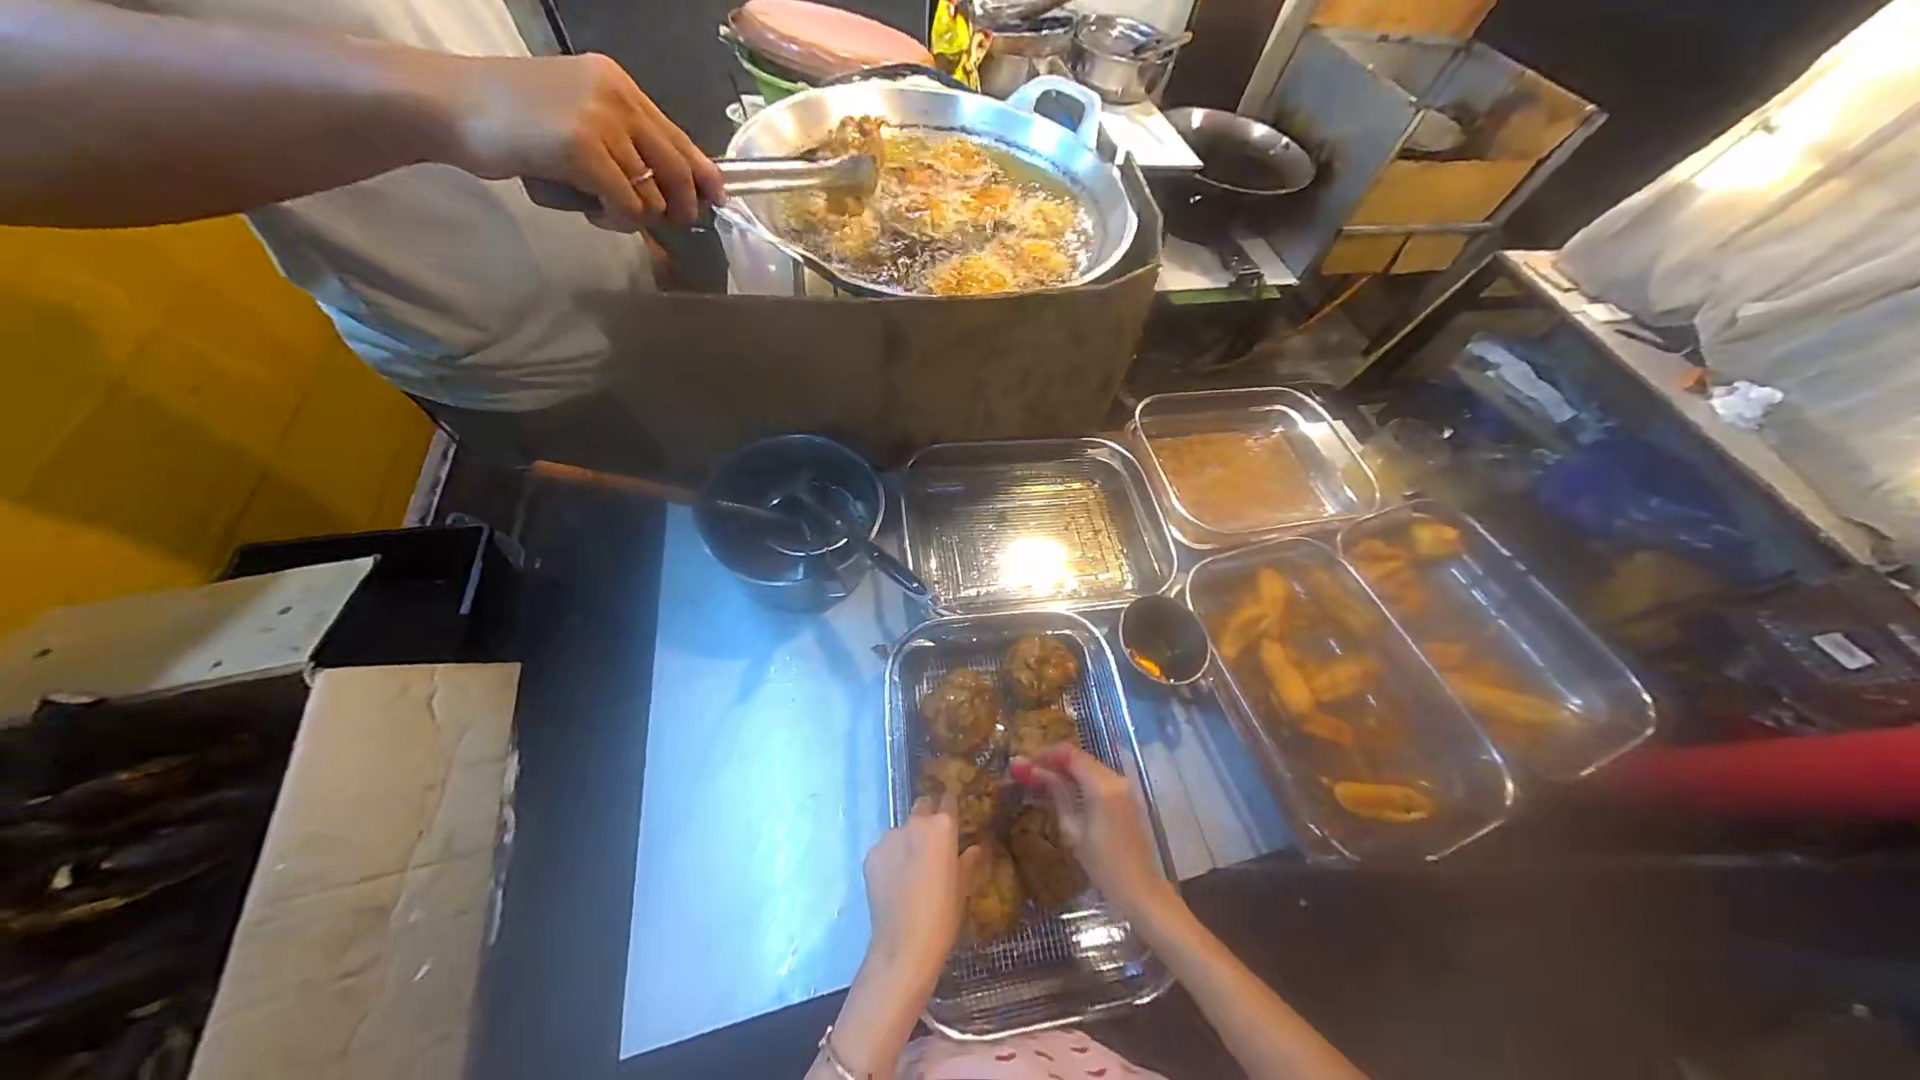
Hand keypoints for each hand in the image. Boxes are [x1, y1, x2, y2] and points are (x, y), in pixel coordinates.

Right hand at [441, 52, 724, 227]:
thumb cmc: (513, 121)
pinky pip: (629, 206)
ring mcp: (600, 120)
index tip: (717, 199)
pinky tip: (592, 211)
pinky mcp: (584, 149)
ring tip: (599, 206)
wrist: (449, 104)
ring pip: (653, 196)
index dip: (704, 175)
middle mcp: (617, 96)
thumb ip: (626, 144)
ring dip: (634, 216)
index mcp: (619, 85)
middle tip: (666, 222)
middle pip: (680, 171)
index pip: (681, 139)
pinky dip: (617, 220)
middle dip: (680, 207)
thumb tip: (675, 190)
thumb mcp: (580, 120)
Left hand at [862, 794, 984, 977]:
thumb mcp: (962, 887)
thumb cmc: (943, 915)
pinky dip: (890, 859)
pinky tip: (894, 882)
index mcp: (942, 827)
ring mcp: (889, 838)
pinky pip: (884, 849)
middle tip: (932, 843)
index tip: (952, 813)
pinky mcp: (870, 855)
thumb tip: (975, 848)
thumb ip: (967, 861)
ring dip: (907, 841)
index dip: (950, 805)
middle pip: (922, 807)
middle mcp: (914, 824)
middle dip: (927, 818)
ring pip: (901, 830)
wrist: (904, 945)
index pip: (948, 799)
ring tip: (910, 870)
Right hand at [1014, 745, 1172, 917]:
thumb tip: (1031, 771)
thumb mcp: (1072, 829)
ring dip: (1065, 769)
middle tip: (1027, 773)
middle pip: (1079, 757)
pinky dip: (1079, 777)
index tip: (1024, 765)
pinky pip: (1098, 776)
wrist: (1139, 887)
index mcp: (1102, 786)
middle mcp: (1115, 778)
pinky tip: (1063, 789)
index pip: (1069, 754)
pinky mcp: (1126, 794)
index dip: (1044, 754)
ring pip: (1088, 765)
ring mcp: (1124, 785)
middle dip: (1052, 761)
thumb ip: (1055, 793)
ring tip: (1040, 781)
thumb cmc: (1103, 864)